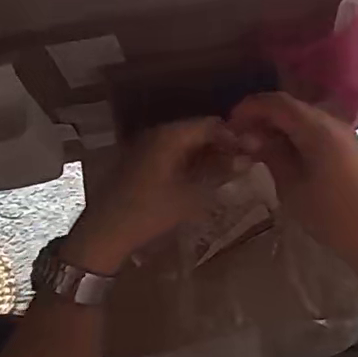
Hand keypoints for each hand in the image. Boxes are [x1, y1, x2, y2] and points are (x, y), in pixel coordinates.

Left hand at [65, 117, 245, 272]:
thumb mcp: (192, 195)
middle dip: (221, 145)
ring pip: (184, 143)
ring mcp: (145, 146)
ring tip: (226, 173)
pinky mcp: (139, 160)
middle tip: (242, 163)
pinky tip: (201, 178)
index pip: (211, 124)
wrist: (105, 232)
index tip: (252, 152)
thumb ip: (221, 173)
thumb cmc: (149, 212)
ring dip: (206, 155)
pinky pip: (171, 153)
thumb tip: (247, 159)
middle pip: (197, 131)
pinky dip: (189, 162)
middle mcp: (157, 133)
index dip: (234, 136)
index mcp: (170, 135)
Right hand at [228, 92, 357, 293]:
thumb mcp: (292, 186)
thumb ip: (271, 154)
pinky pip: (314, 128)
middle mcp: (332, 121)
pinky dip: (293, 133)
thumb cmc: (331, 215)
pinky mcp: (347, 146)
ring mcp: (343, 132)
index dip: (249, 108)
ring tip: (256, 146)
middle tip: (239, 136)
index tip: (229, 125)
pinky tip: (281, 152)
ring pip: (302, 116)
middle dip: (262, 116)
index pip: (276, 102)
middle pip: (290, 105)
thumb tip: (249, 135)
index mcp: (317, 128)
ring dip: (277, 125)